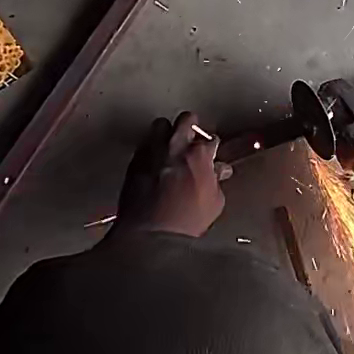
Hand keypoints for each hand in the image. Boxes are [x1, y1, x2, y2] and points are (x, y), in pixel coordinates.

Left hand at [110, 111, 228, 237]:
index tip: (212, 152)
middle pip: (186, 119)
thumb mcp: (213, 203)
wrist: (151, 234)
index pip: (211, 139)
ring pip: (161, 124)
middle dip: (192, 124)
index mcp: (199, 154)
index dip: (212, 146)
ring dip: (168, 131)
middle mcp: (175, 146)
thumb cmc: (184, 221)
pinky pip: (144, 143)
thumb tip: (217, 173)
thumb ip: (216, 181)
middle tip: (193, 133)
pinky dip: (151, 147)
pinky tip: (155, 157)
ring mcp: (153, 150)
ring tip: (170, 140)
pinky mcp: (135, 160)